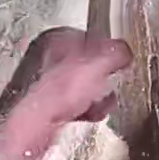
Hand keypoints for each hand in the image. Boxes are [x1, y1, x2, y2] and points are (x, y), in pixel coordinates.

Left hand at [0, 28, 131, 146]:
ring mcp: (42, 81)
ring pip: (81, 85)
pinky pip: (72, 103)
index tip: (118, 62)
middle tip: (109, 85)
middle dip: (102, 78)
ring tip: (101, 104)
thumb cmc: (57, 88)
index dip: (108, 51)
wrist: (33, 123)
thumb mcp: (99, 63)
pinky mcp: (43, 104)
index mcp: (56, 37)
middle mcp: (46, 56)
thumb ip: (117, 53)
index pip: (90, 36)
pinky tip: (90, 115)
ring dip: (96, 95)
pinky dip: (84, 109)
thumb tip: (125, 51)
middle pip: (87, 64)